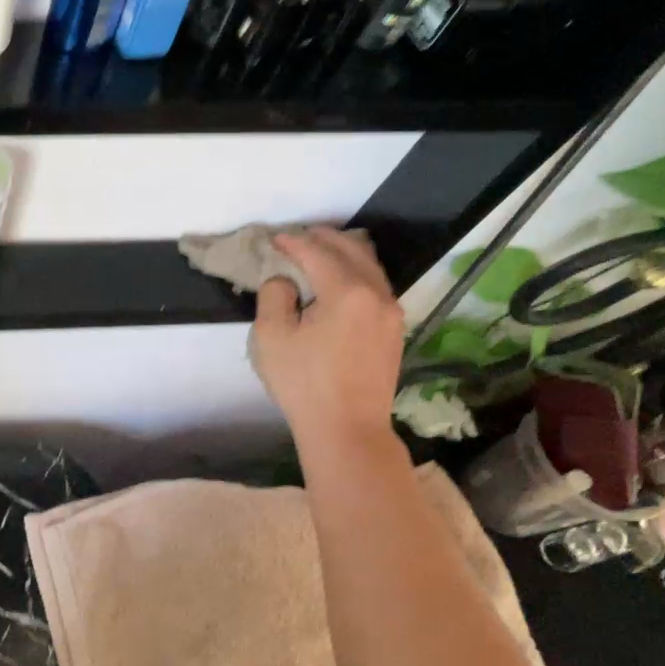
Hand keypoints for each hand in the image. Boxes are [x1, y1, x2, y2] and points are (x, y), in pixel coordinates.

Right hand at [250, 229, 405, 443]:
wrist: (347, 428)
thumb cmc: (303, 383)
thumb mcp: (271, 337)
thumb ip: (274, 296)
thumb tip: (285, 281)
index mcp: (348, 292)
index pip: (318, 253)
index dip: (294, 242)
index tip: (274, 238)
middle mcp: (377, 294)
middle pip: (353, 250)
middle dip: (324, 239)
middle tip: (298, 237)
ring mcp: (391, 313)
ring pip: (370, 267)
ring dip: (343, 254)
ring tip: (319, 254)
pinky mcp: (393, 332)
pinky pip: (376, 287)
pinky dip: (355, 274)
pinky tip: (338, 284)